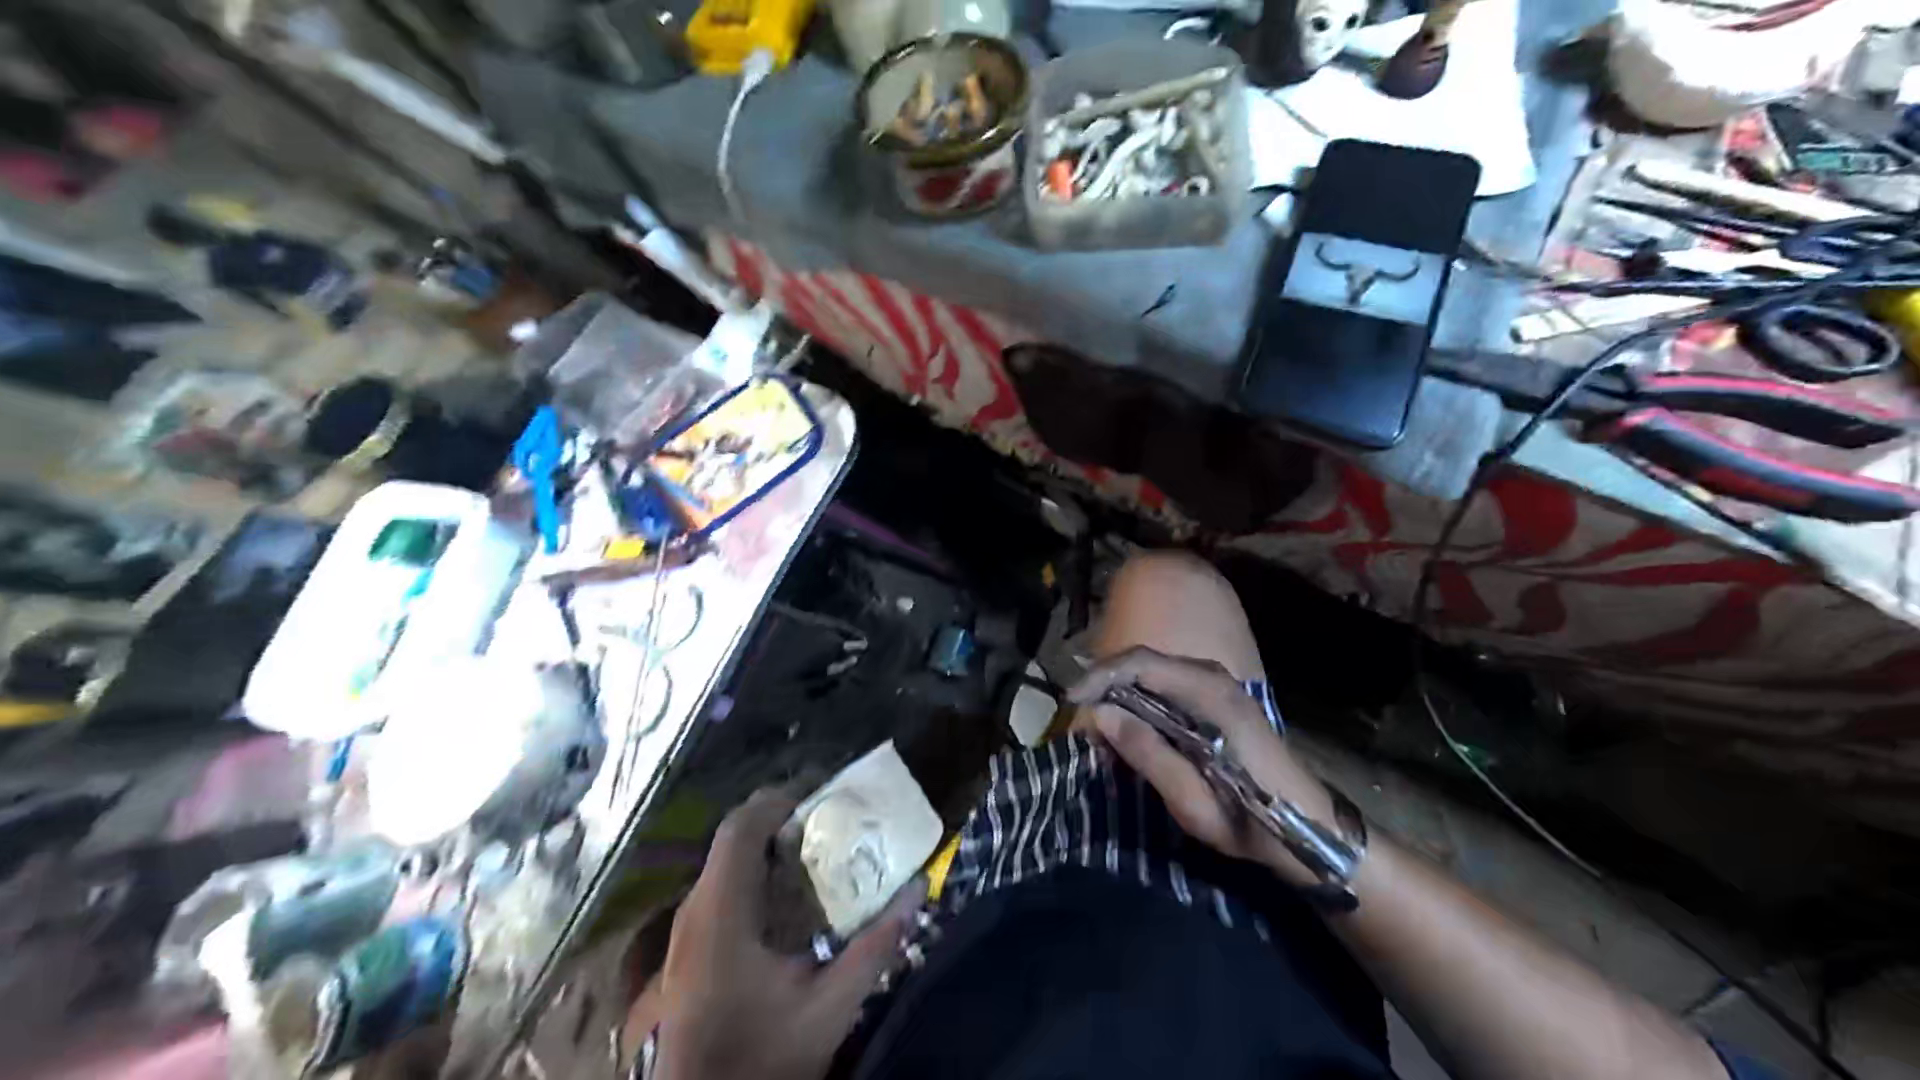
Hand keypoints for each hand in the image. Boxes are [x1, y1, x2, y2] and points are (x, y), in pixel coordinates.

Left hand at [655, 788, 925, 1079]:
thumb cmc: (760, 1058)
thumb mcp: (829, 1008)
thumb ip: (875, 946)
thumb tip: (917, 890)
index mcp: (721, 914)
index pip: (741, 827)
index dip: (780, 800)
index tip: (825, 795)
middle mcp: (695, 910)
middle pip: (733, 836)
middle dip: (781, 815)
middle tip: (830, 816)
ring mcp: (686, 930)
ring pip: (725, 859)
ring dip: (768, 842)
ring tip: (817, 845)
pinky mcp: (688, 947)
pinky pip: (721, 884)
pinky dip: (755, 869)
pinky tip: (788, 893)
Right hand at [1068, 647, 1334, 886]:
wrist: (1310, 830)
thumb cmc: (1252, 820)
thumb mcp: (1193, 802)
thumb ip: (1148, 753)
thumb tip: (1100, 714)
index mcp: (1210, 696)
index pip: (1141, 663)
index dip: (1100, 676)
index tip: (1071, 702)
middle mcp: (1213, 678)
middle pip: (1143, 662)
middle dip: (1104, 684)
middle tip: (1079, 718)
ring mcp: (1217, 684)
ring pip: (1152, 671)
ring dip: (1119, 692)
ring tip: (1096, 725)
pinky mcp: (1216, 697)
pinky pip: (1165, 685)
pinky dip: (1138, 699)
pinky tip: (1127, 726)